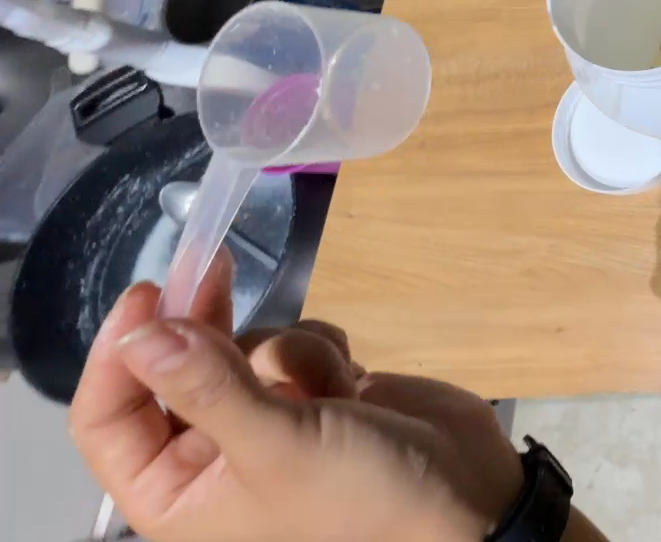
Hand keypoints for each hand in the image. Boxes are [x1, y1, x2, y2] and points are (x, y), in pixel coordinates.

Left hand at [69, 255, 524, 541]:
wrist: (454, 489)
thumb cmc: (355, 488)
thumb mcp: (278, 442)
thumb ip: (209, 387)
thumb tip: (142, 333)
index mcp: (175, 488)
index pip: (112, 417)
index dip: (123, 354)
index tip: (150, 292)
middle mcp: (215, 450)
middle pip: (184, 369)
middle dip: (202, 325)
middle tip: (212, 263)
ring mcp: (276, 415)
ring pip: (255, 348)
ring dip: (291, 348)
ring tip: (334, 380)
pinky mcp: (326, 389)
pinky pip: (305, 345)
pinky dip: (327, 348)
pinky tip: (354, 373)